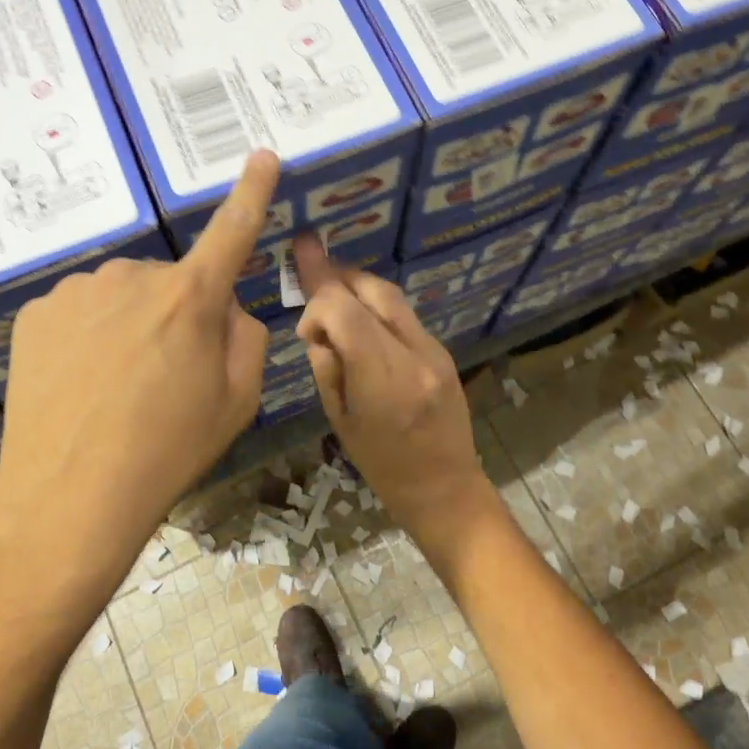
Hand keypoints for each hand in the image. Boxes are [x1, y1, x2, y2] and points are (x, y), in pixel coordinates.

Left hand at [0, 151, 278, 541]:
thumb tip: (223, 307)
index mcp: (191, 298)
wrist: (71, 497)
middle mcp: (132, 278)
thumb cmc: (169, 450)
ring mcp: (76, 293)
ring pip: (119, 297)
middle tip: (165, 377)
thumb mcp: (238, 401)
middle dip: (175, 314)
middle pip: (169, 283)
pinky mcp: (35, 314)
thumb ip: (245, 336)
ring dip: (127, 325)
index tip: (263, 154)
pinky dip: (86, 338)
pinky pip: (78, 313)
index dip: (252, 192)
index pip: (232, 231)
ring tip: (116, 388)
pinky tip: (79, 385)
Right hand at [293, 235, 495, 536]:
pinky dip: (378, 308)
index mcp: (383, 379)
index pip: (344, 311)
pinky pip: (405, 317)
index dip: (317, 304)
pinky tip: (359, 316)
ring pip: (393, 297)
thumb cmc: (382, 466)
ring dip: (359, 286)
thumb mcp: (341, 420)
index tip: (304, 327)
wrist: (444, 486)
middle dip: (339, 276)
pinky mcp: (443, 353)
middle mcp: (414, 355)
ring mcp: (434, 351)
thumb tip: (320, 330)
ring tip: (331, 284)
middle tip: (310, 261)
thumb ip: (328, 368)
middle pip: (374, 291)